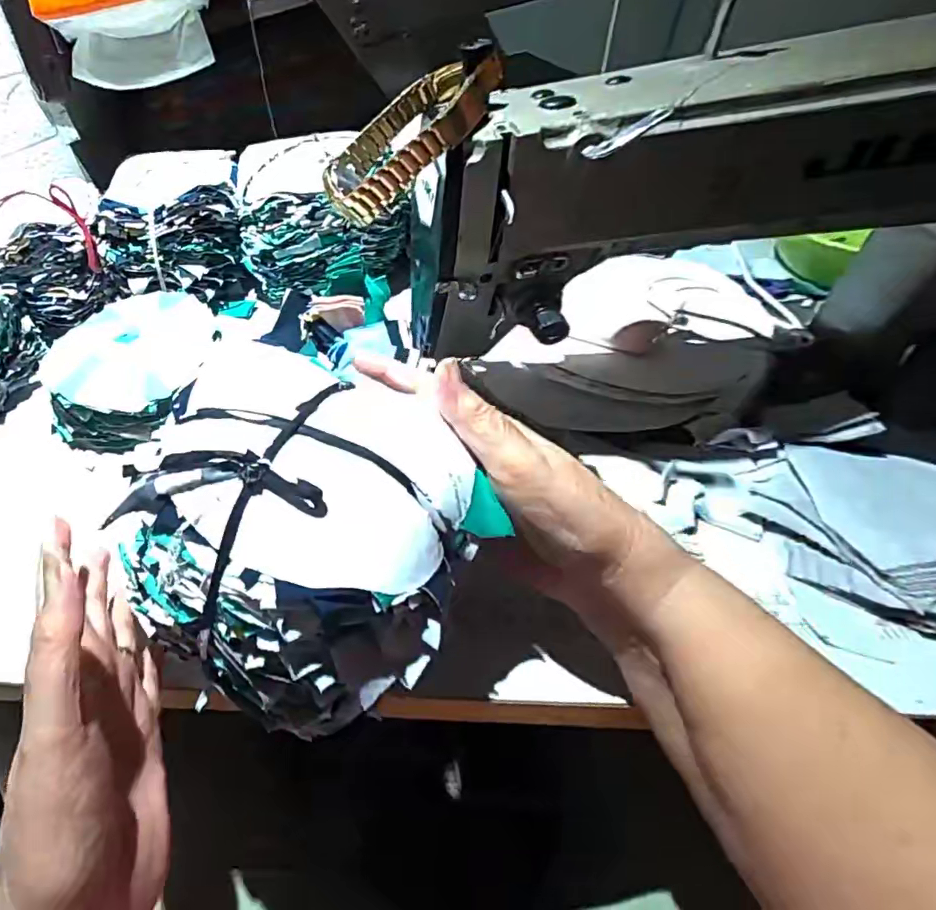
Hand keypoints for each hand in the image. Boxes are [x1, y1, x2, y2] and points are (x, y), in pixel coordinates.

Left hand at [0, 519, 168, 909]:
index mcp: (60, 687)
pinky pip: (149, 679)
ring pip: (120, 646)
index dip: (58, 571)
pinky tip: (149, 637)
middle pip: (89, 624)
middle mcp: (87, 693)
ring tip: (125, 576)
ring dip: (120, 611)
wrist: (85, 904)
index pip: (57, 615)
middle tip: (98, 540)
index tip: (59, 528)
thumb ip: (58, 663)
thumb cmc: (56, 822)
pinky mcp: (148, 735)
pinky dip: (150, 653)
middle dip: (91, 581)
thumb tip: (67, 588)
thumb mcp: (51, 736)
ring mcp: (118, 714)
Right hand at [352, 355, 690, 648]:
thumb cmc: (567, 507)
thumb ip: (480, 423)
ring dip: (386, 456)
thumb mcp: (520, 460)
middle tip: (336, 410)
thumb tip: (442, 371)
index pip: (434, 394)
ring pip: (421, 464)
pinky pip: (430, 502)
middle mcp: (474, 453)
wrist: (599, 571)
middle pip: (420, 427)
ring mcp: (471, 488)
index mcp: (487, 429)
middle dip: (380, 413)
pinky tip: (377, 500)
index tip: (357, 363)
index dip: (397, 377)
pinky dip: (404, 497)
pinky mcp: (469, 521)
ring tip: (344, 451)